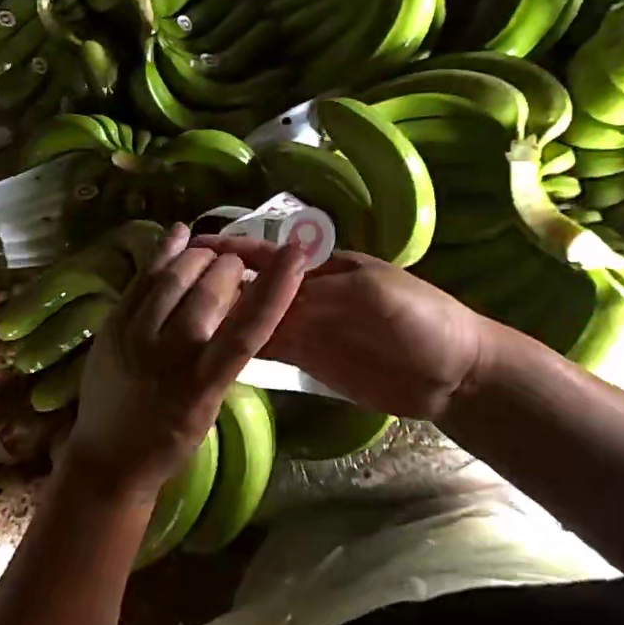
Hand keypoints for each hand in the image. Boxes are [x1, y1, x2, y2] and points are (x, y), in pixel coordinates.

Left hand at [62, 224, 306, 497]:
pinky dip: (161, 255)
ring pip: (172, 279)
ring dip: (198, 257)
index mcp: (202, 384)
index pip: (247, 328)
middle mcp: (168, 355)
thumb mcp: (209, 406)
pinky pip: (139, 281)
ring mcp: (133, 338)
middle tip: (239, 262)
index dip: (274, 288)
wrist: (108, 458)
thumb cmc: (169, 441)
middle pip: (209, 293)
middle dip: (230, 268)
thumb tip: (239, 307)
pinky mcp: (110, 327)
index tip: (295, 255)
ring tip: (212, 250)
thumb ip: (223, 359)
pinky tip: (178, 234)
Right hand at [190, 237, 493, 421]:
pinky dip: (236, 347)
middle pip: (248, 287)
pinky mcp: (304, 357)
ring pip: (249, 319)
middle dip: (213, 286)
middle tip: (170, 294)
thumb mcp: (369, 294)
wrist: (453, 374)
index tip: (188, 250)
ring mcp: (302, 327)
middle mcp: (302, 294)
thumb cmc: (418, 318)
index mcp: (318, 267)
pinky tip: (206, 351)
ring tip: (177, 323)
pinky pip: (262, 348)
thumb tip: (257, 294)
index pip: (263, 254)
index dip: (227, 250)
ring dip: (219, 319)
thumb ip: (312, 291)